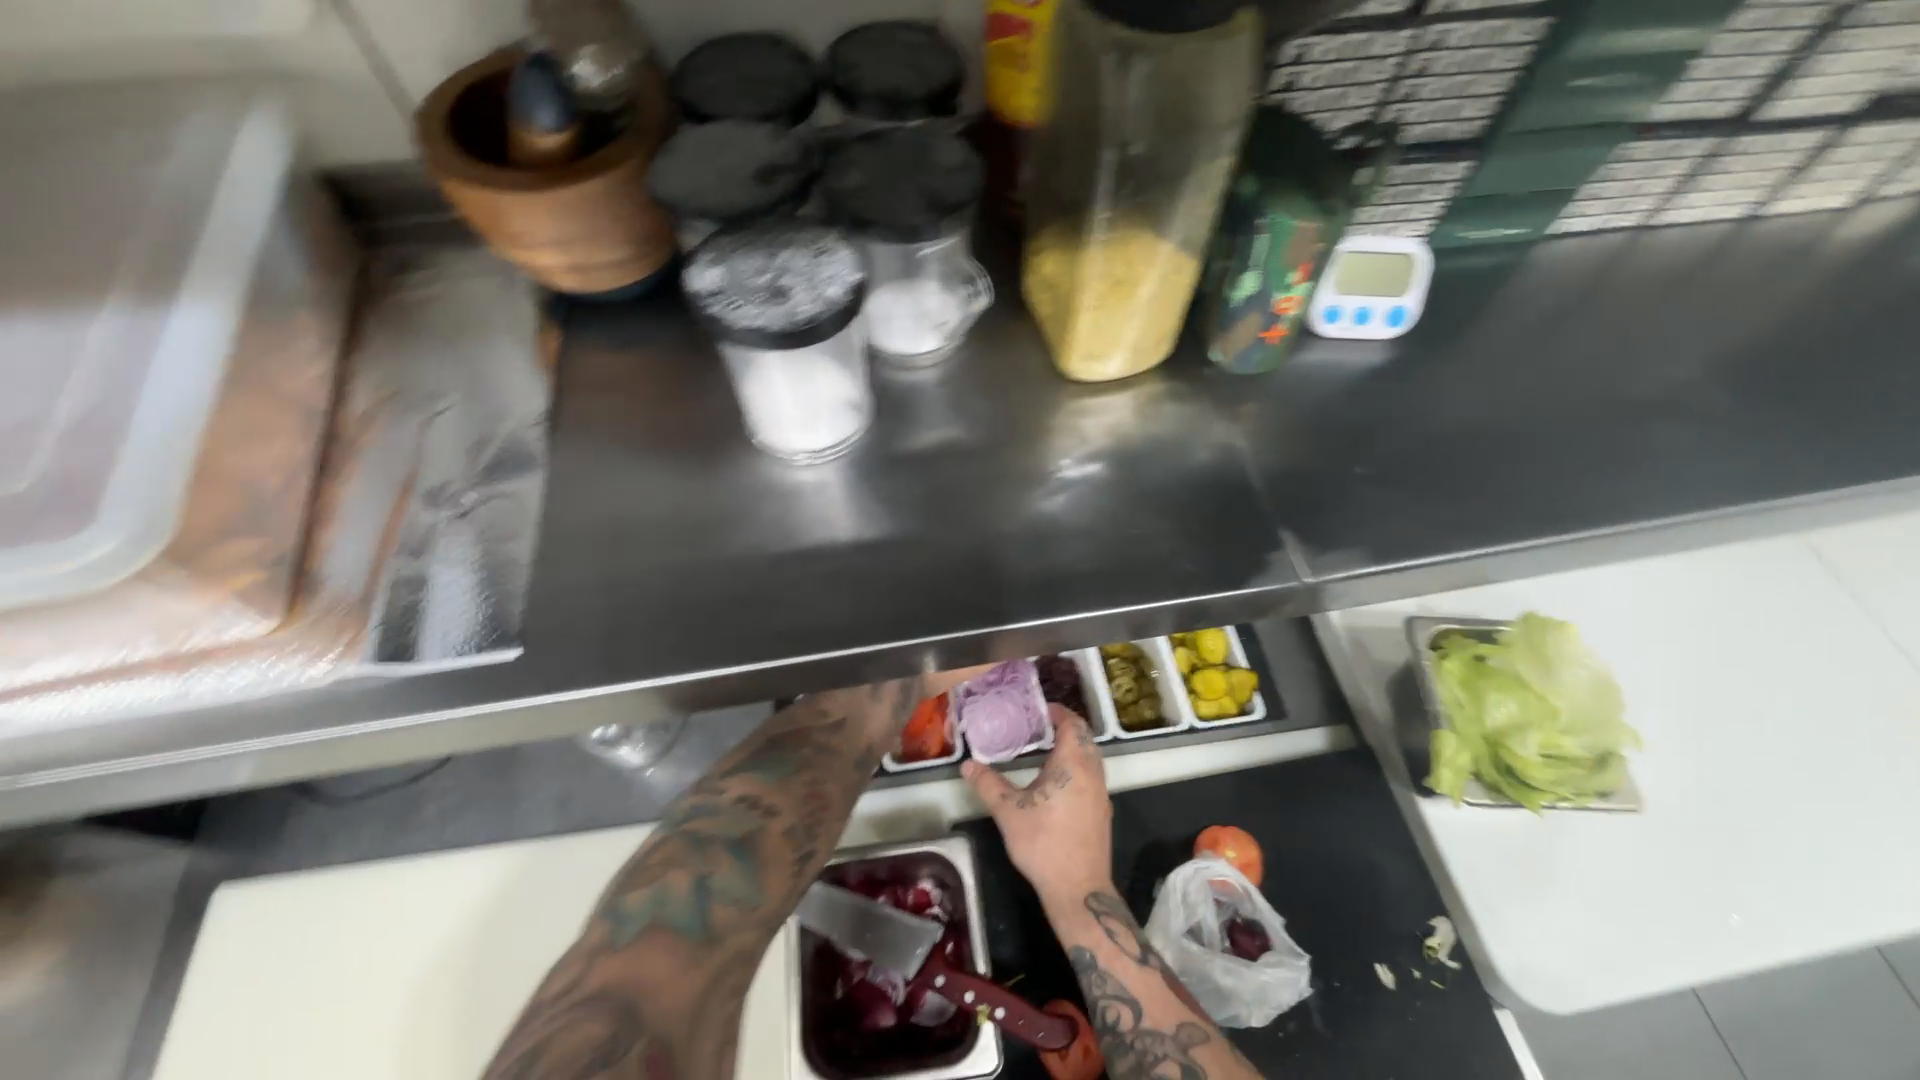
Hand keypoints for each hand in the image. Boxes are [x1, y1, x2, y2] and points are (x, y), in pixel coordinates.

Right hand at [962, 705, 1113, 908]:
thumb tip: (968, 764)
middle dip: (1064, 728)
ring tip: (1043, 753)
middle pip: (1085, 738)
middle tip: (1036, 728)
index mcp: (1073, 764)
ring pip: (1090, 759)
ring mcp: (1101, 794)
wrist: (1078, 888)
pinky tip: (1054, 784)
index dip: (1057, 713)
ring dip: (1071, 749)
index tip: (1037, 711)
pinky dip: (1076, 769)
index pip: (1072, 724)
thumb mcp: (1008, 812)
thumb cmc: (1043, 844)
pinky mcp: (1102, 812)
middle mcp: (1092, 773)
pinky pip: (1091, 777)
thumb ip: (988, 784)